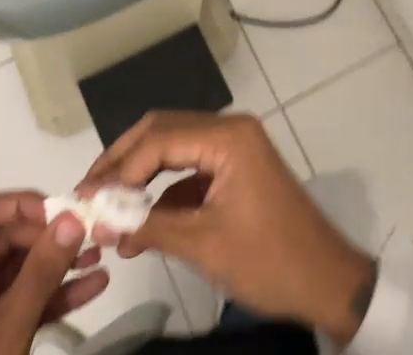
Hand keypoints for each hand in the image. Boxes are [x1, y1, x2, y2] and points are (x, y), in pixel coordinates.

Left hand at [0, 191, 110, 354]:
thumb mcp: (8, 324)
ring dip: (60, 264)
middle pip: (7, 241)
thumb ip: (42, 270)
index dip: (26, 205)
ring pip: (21, 271)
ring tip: (103, 254)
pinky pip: (25, 301)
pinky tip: (95, 287)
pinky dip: (57, 295)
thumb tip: (74, 217)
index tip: (67, 210)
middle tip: (93, 232)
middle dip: (51, 236)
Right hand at [77, 112, 376, 343]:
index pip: (157, 140)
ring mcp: (235, 147)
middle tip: (88, 193)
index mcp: (228, 137)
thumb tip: (99, 222)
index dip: (117, 169)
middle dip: (122, 163)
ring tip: (105, 209)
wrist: (328, 282)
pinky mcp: (235, 168)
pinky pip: (189, 168)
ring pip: (173, 148)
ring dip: (140, 176)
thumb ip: (148, 225)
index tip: (84, 199)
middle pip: (161, 132)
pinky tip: (138, 223)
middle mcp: (230, 129)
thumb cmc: (270, 260)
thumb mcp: (203, 244)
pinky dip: (163, 191)